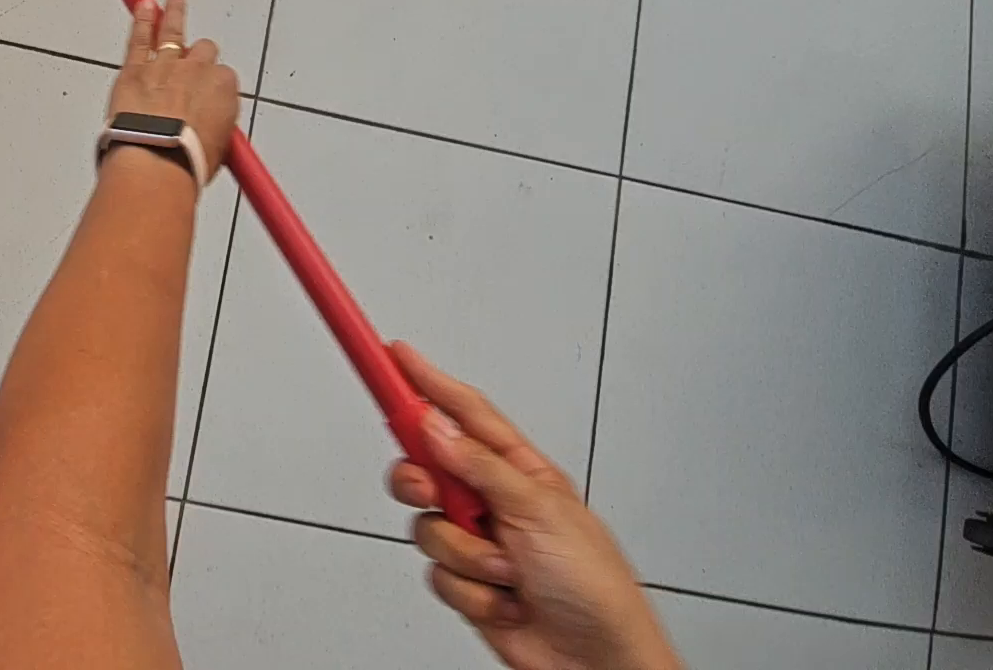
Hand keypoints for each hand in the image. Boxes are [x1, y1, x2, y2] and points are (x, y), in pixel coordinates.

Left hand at [107, 0, 238, 181]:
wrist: (157, 158)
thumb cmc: (188, 161)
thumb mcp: (219, 152)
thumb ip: (215, 132)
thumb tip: (208, 137)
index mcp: (223, 89)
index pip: (221, 78)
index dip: (209, 88)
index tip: (202, 100)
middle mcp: (198, 70)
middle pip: (202, 52)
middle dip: (197, 58)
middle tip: (191, 61)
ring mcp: (165, 65)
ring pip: (173, 33)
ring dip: (174, 16)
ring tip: (174, 1)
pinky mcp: (136, 68)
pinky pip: (141, 38)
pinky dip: (142, 20)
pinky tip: (143, 7)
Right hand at [388, 343, 681, 669]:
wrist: (600, 669)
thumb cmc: (596, 588)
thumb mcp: (541, 512)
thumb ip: (480, 466)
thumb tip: (435, 426)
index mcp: (514, 467)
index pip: (461, 410)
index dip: (424, 379)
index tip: (392, 355)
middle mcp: (487, 495)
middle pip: (422, 460)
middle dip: (421, 479)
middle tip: (433, 489)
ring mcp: (473, 536)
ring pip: (423, 521)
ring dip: (464, 553)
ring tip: (504, 569)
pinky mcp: (464, 577)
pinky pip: (435, 569)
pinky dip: (469, 590)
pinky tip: (503, 598)